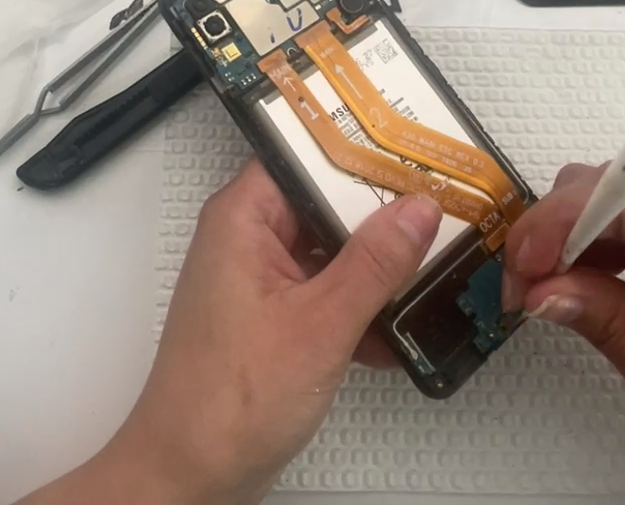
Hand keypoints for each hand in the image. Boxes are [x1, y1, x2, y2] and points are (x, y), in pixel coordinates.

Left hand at [21, 160, 441, 504]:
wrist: (189, 476)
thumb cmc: (226, 402)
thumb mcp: (319, 325)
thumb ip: (373, 264)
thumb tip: (416, 211)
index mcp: (244, 217)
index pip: (305, 156)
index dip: (358, 152)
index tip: (410, 156)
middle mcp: (249, 236)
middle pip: (324, 202)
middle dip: (378, 216)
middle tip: (435, 214)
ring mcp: (261, 276)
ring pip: (330, 248)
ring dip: (373, 268)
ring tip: (426, 271)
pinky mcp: (274, 313)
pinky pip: (324, 288)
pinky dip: (357, 305)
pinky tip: (394, 332)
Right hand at [505, 164, 624, 504]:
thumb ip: (610, 326)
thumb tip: (534, 288)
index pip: (622, 197)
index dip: (556, 222)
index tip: (517, 276)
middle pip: (614, 187)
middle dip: (555, 229)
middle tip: (524, 293)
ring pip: (619, 201)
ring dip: (571, 239)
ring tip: (544, 295)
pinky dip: (600, 250)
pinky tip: (582, 288)